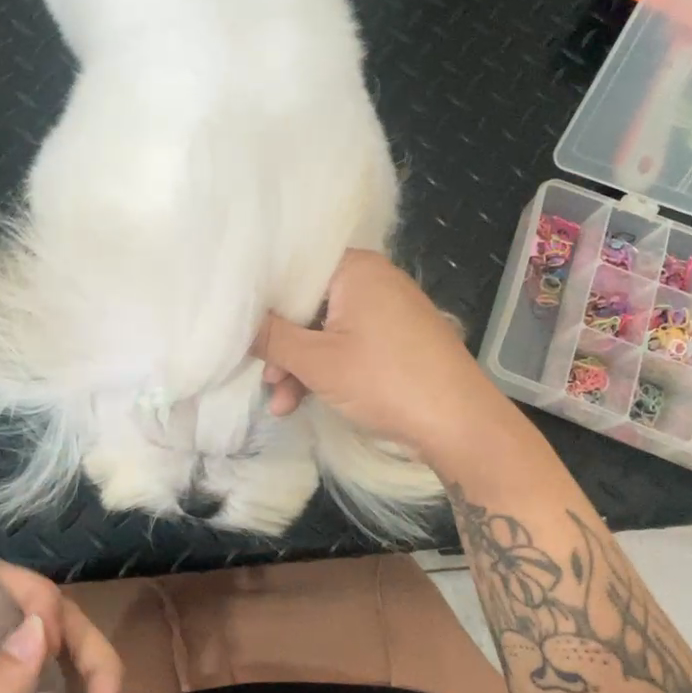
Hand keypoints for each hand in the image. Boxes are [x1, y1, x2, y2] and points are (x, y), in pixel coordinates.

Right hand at [253, 250, 507, 458]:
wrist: (459, 423)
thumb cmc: (385, 380)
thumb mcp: (316, 362)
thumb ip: (270, 338)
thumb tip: (232, 320)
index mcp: (355, 269)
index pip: (293, 269)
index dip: (262, 297)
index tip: (235, 322)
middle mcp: (373, 280)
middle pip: (306, 304)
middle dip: (280, 344)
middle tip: (261, 375)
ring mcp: (387, 310)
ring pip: (323, 330)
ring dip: (298, 366)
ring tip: (279, 402)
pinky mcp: (395, 339)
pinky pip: (346, 344)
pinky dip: (323, 370)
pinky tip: (300, 402)